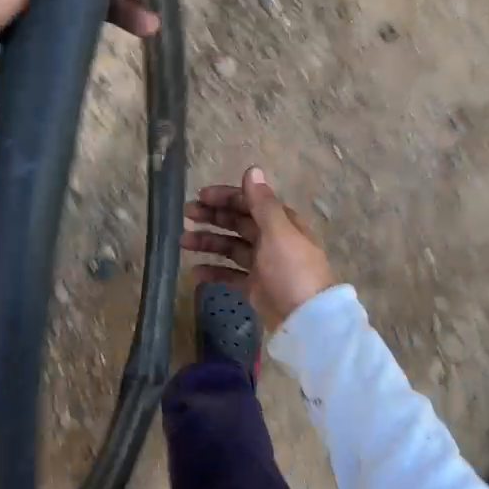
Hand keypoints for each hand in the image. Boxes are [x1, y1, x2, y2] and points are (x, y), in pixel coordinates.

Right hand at [182, 167, 337, 334]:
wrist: (306, 318)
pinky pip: (230, 275)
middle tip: (185, 216)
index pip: (250, 203)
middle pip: (238, 223)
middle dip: (212, 217)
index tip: (200, 196)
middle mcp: (271, 240)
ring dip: (208, 243)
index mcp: (281, 223)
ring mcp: (263, 265)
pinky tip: (195, 273)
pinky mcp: (255, 287)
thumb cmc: (292, 270)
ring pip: (231, 248)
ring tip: (182, 243)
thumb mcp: (278, 233)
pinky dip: (213, 272)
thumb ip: (262, 203)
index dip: (225, 197)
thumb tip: (252, 169)